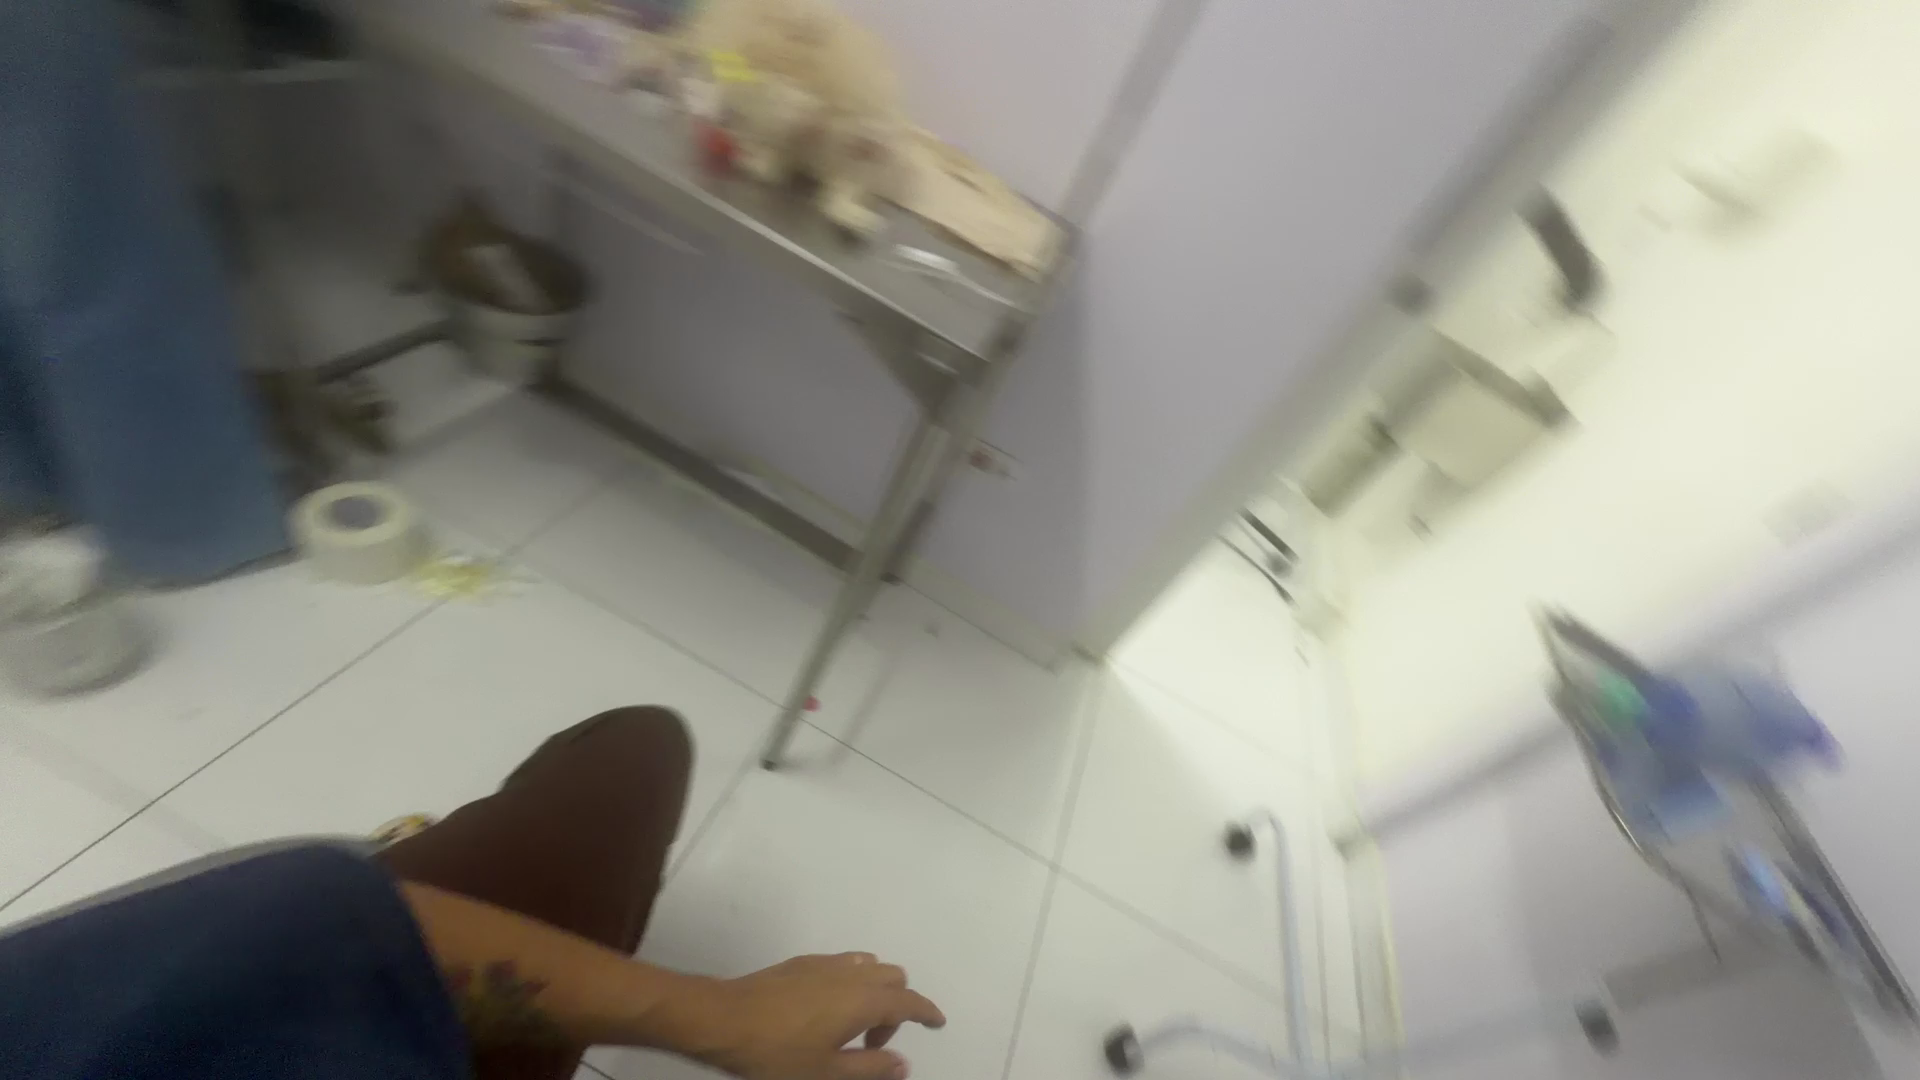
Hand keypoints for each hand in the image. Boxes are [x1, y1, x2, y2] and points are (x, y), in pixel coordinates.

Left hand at [659, 953, 945, 1079]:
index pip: (907, 1001)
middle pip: (893, 978)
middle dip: (896, 1007)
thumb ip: (871, 1068)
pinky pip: (846, 964)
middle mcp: (852, 973)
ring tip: (851, 1029)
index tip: (938, 1022)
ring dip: (874, 992)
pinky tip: (828, 1011)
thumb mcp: (828, 1072)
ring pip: (870, 967)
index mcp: (862, 999)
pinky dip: (853, 982)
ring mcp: (828, 962)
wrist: (727, 1018)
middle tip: (873, 1045)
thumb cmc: (779, 1053)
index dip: (926, 1012)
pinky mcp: (806, 961)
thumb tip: (904, 1063)